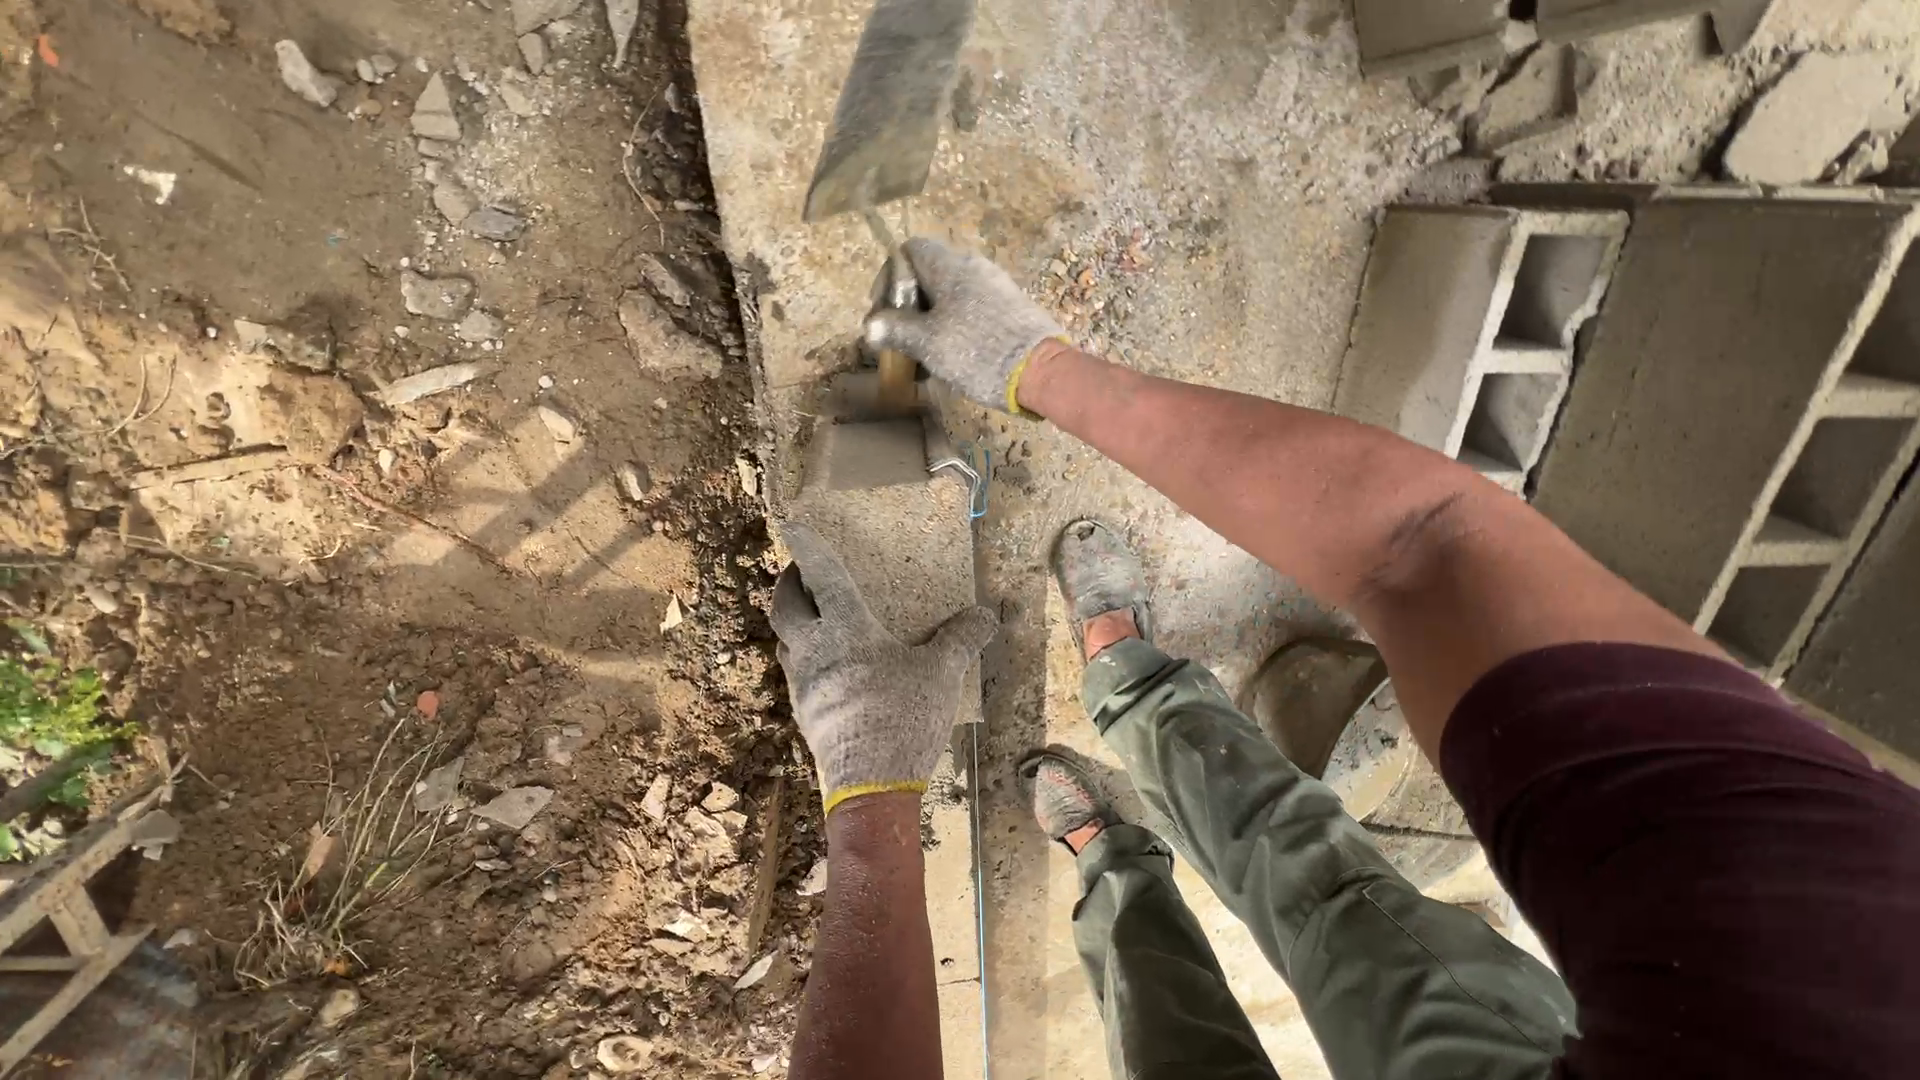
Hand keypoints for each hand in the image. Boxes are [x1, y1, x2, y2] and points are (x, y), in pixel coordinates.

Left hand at [771, 522, 998, 814]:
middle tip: (800, 574)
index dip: (808, 549)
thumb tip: (988, 615)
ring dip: (792, 622)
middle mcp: (813, 650)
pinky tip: (826, 667)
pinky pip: (794, 671)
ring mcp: (803, 683)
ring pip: (784, 640)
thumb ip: (961, 638)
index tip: (792, 526)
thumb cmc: (904, 716)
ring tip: (811, 617)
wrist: (870, 784)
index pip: (821, 577)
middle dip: (788, 584)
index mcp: (845, 630)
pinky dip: (802, 656)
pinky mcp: (804, 711)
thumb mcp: (940, 673)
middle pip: (784, 606)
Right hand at [864, 238, 1065, 413]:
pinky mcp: (1010, 311)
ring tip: (922, 359)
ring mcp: (996, 289)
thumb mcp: (928, 343)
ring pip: (951, 299)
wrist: (1041, 371)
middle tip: (900, 340)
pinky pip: (972, 313)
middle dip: (910, 307)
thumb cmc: (977, 351)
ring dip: (931, 324)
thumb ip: (896, 330)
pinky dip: (955, 331)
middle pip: (930, 276)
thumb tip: (870, 326)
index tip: (883, 310)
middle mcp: (974, 268)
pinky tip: (952, 362)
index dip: (890, 276)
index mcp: (950, 267)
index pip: (911, 250)